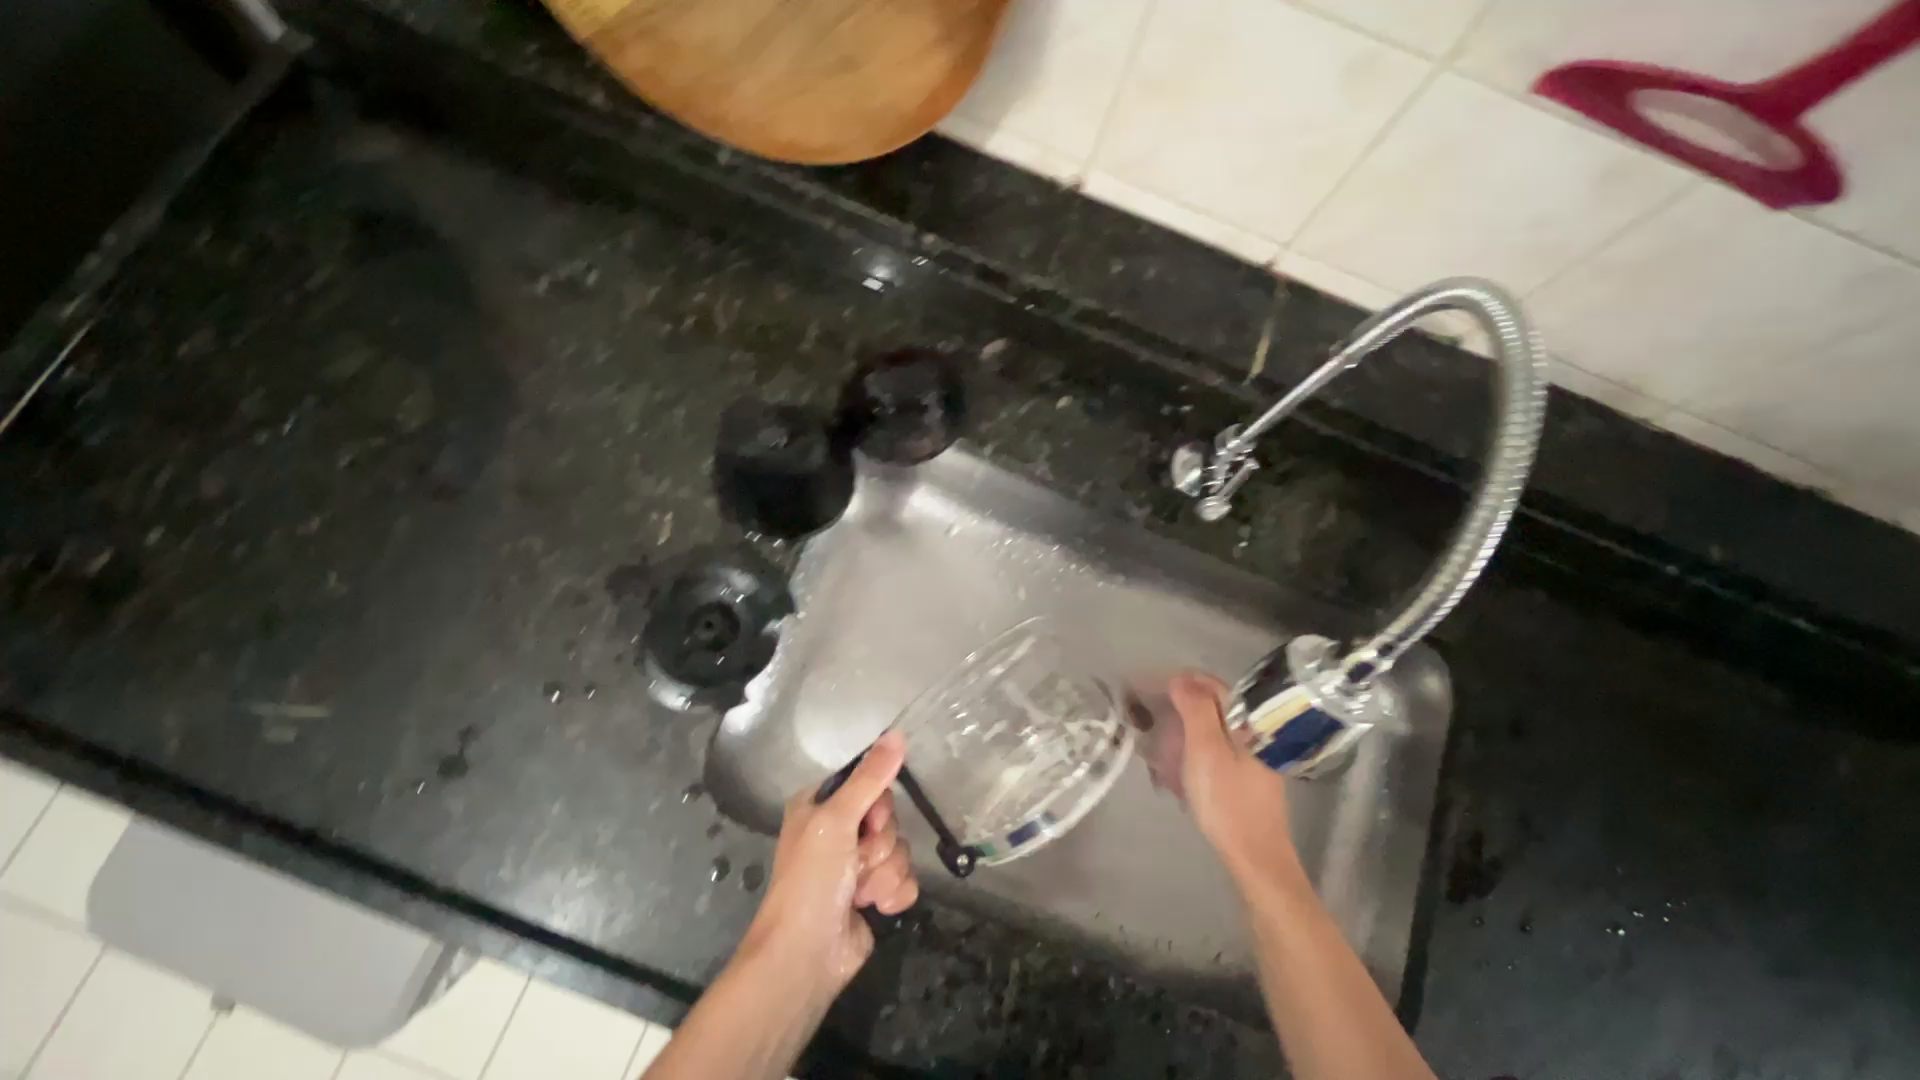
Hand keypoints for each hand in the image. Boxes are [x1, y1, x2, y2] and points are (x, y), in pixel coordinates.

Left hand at [735, 731, 920, 996]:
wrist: (804, 956)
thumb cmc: (811, 880)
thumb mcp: (836, 821)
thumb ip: (870, 778)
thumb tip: (897, 733)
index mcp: (821, 807)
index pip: (869, 785)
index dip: (877, 806)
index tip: (868, 822)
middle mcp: (838, 832)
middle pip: (889, 820)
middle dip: (880, 845)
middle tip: (856, 863)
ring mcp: (857, 866)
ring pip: (900, 851)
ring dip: (884, 874)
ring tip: (859, 893)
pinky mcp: (874, 895)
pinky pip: (907, 880)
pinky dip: (894, 894)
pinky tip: (876, 908)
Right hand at [1153, 672, 1307, 893]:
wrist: (1255, 856)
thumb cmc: (1227, 801)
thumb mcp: (1206, 751)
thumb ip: (1196, 710)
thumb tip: (1182, 679)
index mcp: (1249, 721)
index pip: (1214, 685)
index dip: (1183, 681)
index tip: (1152, 688)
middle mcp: (1256, 732)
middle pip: (1216, 705)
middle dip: (1184, 703)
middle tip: (1152, 711)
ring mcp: (1254, 756)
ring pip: (1216, 728)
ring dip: (1188, 727)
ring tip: (1161, 736)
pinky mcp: (1249, 777)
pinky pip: (1218, 750)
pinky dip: (1196, 749)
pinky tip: (1181, 764)